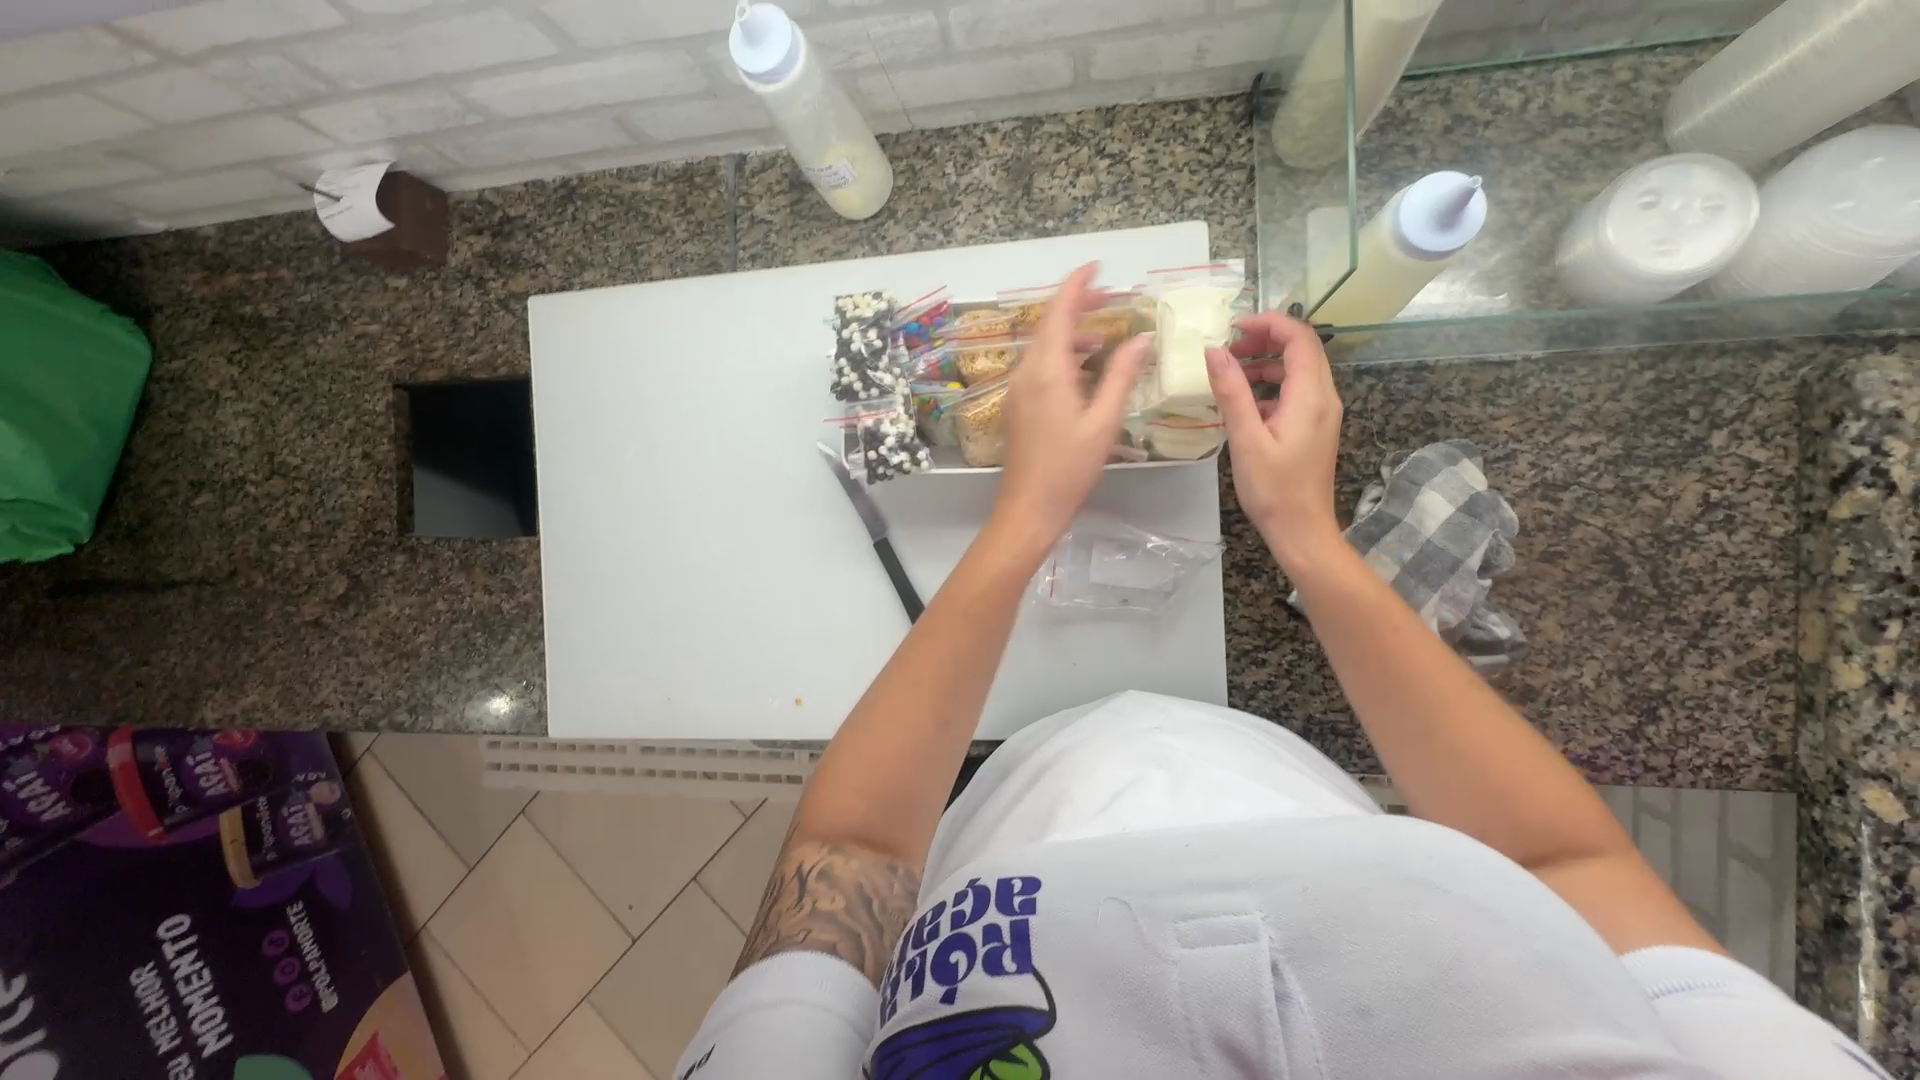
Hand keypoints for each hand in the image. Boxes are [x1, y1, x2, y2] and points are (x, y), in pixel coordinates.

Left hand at [991, 262, 1150, 551]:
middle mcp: (1025, 374)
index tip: (1097, 266)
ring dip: (1070, 332)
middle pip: (1048, 325)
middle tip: (1109, 298)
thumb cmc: (1069, 468)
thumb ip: (1121, 376)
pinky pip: (1037, 367)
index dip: (1077, 285)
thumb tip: (1141, 339)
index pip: (1059, 312)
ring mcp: (1017, 391)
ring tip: (1103, 332)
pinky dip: (1061, 356)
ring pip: (1042, 347)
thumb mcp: (1104, 421)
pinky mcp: (1017, 407)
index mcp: (1046, 371)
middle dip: (1076, 306)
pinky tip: (1083, 368)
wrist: (1028, 508)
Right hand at [1205, 312, 1345, 572]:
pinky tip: (1243, 404)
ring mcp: (1322, 412)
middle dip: (1265, 339)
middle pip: (1302, 348)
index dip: (1268, 323)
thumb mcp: (1246, 439)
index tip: (1233, 327)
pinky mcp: (1314, 426)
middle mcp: (1324, 397)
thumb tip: (1214, 351)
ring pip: (1298, 369)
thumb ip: (1231, 392)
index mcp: (1311, 396)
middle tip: (1227, 349)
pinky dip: (1270, 385)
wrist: (1301, 530)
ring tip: (1230, 373)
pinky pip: (1295, 391)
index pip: (1299, 338)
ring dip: (1265, 362)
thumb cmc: (1273, 489)